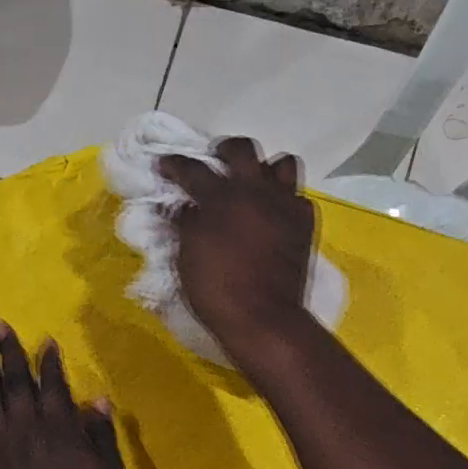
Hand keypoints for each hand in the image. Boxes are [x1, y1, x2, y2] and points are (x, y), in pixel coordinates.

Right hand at [157, 137, 316, 356]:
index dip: (175, 164)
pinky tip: (275, 214)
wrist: (263, 318)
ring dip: (265, 169)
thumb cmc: (217, 291)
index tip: (164, 165)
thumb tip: (182, 206)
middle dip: (225, 150)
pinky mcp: (303, 224)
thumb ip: (184, 224)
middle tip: (215, 163)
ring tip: (253, 184)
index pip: (192, 169)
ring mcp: (284, 205)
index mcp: (220, 198)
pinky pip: (298, 198)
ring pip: (282, 164)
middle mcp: (255, 191)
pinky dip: (286, 201)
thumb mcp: (187, 258)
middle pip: (242, 150)